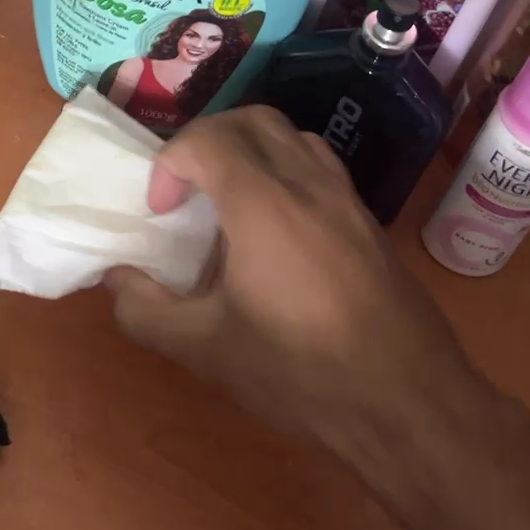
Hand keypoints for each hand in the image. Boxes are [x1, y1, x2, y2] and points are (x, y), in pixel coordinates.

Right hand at [103, 107, 484, 471]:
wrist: (413, 409)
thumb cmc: (301, 373)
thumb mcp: (203, 349)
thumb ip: (143, 309)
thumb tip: (116, 278)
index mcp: (264, 207)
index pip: (207, 140)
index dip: (169, 163)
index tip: (160, 211)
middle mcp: (308, 188)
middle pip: (251, 120)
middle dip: (204, 140)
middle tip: (184, 189)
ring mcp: (346, 202)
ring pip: (291, 137)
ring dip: (245, 150)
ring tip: (224, 201)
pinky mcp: (369, 225)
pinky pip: (317, 167)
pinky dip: (280, 171)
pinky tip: (269, 229)